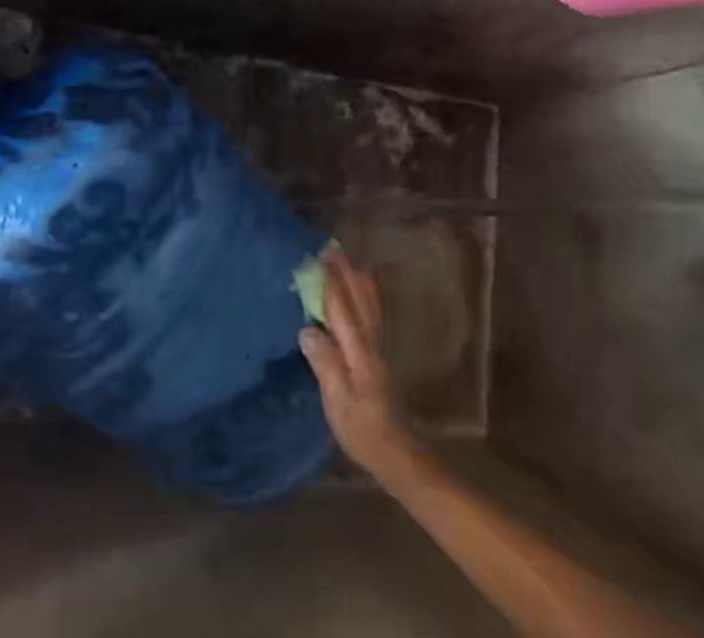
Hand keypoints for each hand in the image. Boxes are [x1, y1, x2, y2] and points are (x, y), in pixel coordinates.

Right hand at [300, 253, 421, 477]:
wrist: (396, 452)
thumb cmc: (362, 430)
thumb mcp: (337, 401)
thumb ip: (325, 364)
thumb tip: (308, 329)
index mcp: (358, 354)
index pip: (341, 312)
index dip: (331, 285)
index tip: (320, 259)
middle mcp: (371, 345)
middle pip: (359, 303)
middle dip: (347, 276)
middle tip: (333, 251)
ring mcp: (378, 351)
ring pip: (370, 308)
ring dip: (359, 283)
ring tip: (350, 263)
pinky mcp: (379, 358)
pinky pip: (374, 318)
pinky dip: (370, 299)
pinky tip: (367, 294)